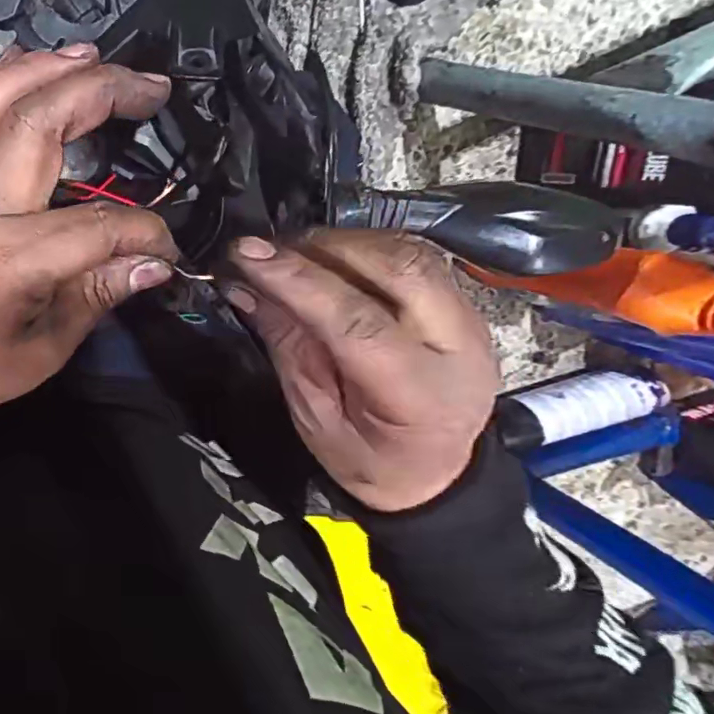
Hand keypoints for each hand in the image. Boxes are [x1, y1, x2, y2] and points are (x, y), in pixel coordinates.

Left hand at [0, 45, 176, 412]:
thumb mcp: (48, 348)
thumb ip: (98, 294)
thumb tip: (156, 260)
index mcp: (3, 264)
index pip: (92, 226)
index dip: (143, 233)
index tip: (167, 250)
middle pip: (35, 127)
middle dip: (99, 93)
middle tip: (151, 89)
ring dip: (42, 71)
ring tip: (93, 56)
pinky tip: (31, 66)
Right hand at [222, 230, 497, 511]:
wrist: (434, 472)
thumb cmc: (369, 458)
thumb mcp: (314, 417)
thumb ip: (288, 347)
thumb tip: (245, 289)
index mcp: (418, 393)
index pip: (356, 320)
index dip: (297, 281)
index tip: (246, 255)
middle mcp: (459, 346)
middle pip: (396, 268)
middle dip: (320, 248)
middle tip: (263, 251)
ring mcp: (468, 319)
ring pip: (408, 251)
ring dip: (339, 242)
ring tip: (287, 252)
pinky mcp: (461, 303)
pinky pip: (411, 256)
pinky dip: (359, 248)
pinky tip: (322, 258)